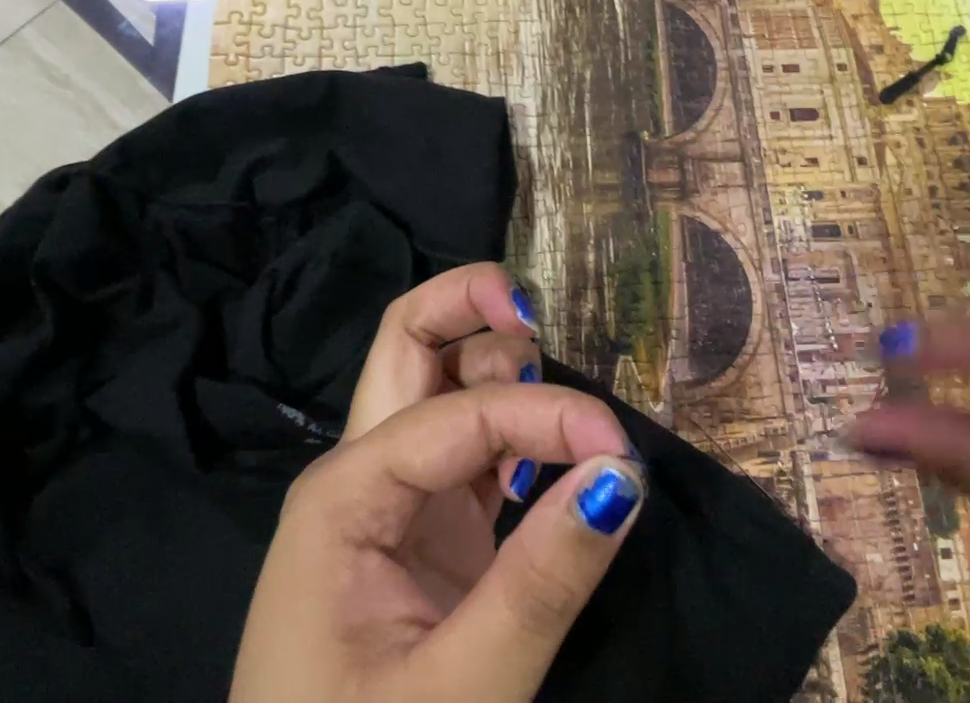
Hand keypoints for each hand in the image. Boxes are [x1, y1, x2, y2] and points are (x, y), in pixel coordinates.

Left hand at [231, 264, 646, 701]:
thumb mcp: (459, 689)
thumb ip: (541, 582)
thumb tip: (625, 477)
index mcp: (344, 493)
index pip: (459, 414)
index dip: (547, 417)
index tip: (624, 457)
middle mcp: (361, 471)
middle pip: (408, 344)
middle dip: (468, 304)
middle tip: (536, 306)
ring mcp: (392, 498)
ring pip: (439, 385)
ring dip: (495, 362)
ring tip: (558, 395)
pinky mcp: (426, 531)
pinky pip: (468, 449)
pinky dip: (513, 428)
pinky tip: (553, 448)